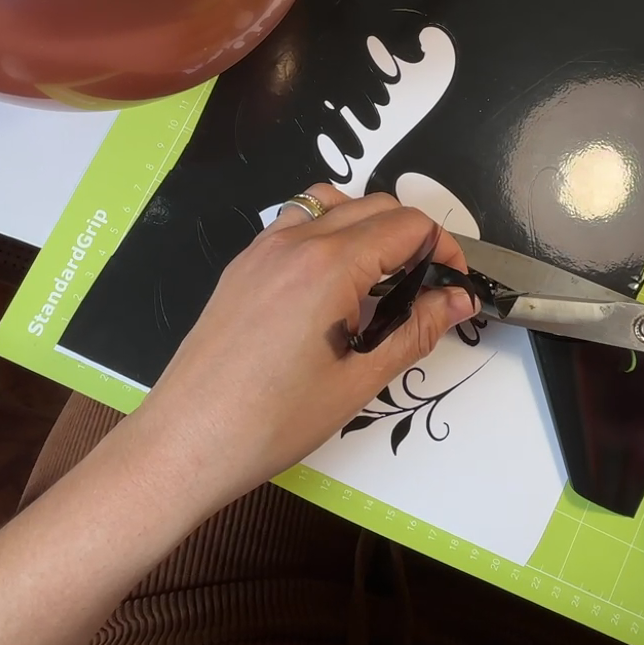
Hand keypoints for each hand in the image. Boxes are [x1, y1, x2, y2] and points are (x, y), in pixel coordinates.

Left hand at [125, 183, 477, 510]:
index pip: (407, 225)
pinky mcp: (241, 265)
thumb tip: (459, 299)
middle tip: (424, 289)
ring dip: (366, 225)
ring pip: (330, 202)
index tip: (453, 285)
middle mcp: (294, 240)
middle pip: (374, 205)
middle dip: (412, 237)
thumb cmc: (274, 421)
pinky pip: (294, 223)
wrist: (185, 442)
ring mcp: (261, 248)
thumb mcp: (358, 381)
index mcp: (329, 265)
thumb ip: (416, 330)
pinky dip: (325, 233)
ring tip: (375, 279)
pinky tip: (326, 286)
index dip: (443, 250)